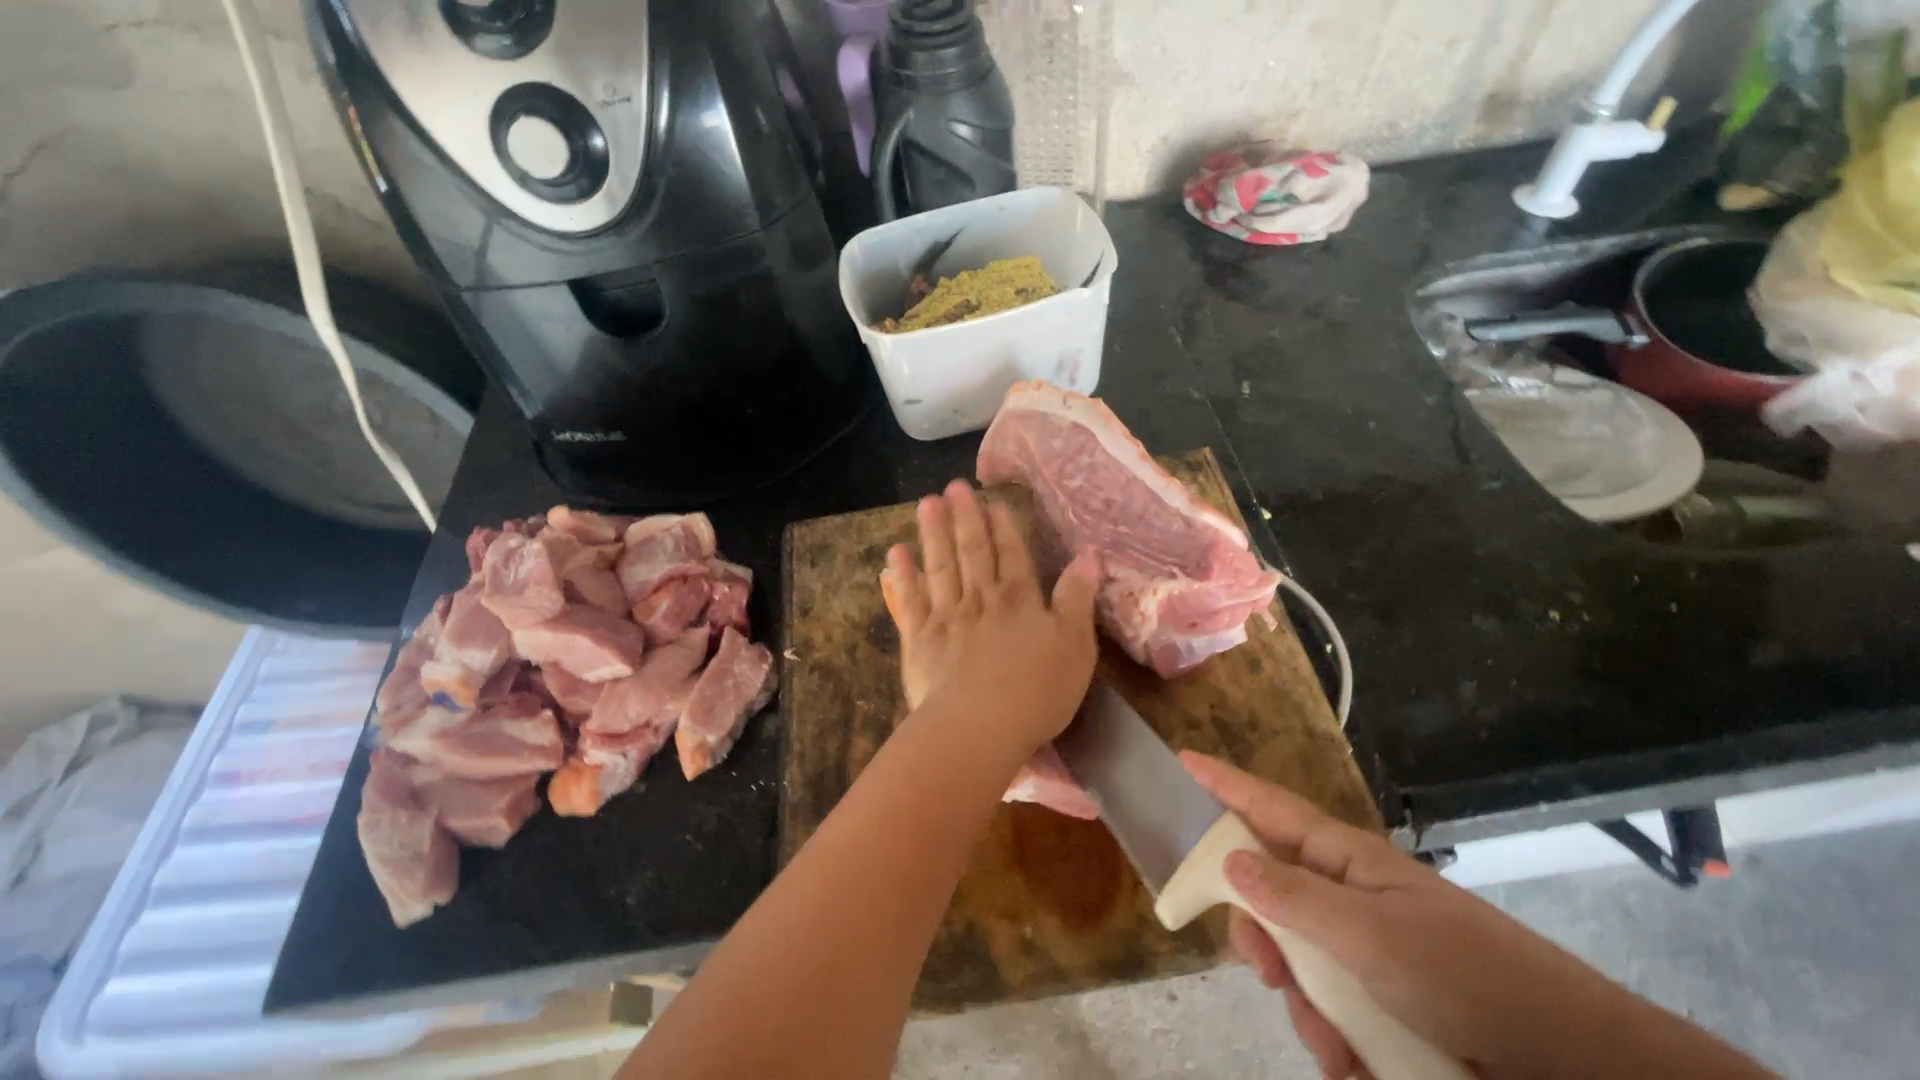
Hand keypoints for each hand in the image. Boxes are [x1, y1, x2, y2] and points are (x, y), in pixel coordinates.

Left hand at [881, 480, 1100, 754]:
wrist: (980, 725)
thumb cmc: (1037, 691)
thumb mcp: (1076, 646)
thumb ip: (1078, 599)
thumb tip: (1089, 555)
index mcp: (1020, 601)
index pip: (1012, 555)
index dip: (1004, 527)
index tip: (993, 501)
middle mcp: (981, 600)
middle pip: (972, 552)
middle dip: (965, 518)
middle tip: (954, 487)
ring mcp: (947, 617)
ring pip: (940, 566)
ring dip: (933, 534)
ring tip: (926, 504)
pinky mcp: (919, 640)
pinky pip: (910, 600)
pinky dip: (903, 575)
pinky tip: (897, 553)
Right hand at [1182, 753, 1772, 1079]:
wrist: (1563, 1056)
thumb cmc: (1464, 975)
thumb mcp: (1368, 934)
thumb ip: (1292, 897)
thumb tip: (1228, 859)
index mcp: (1348, 860)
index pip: (1270, 809)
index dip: (1224, 784)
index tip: (1182, 760)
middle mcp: (1350, 897)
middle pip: (1270, 897)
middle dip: (1262, 940)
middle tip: (1268, 971)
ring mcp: (1366, 949)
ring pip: (1296, 964)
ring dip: (1309, 1009)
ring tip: (1344, 1045)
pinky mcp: (1381, 999)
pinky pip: (1328, 1010)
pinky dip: (1337, 1040)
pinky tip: (1362, 1063)